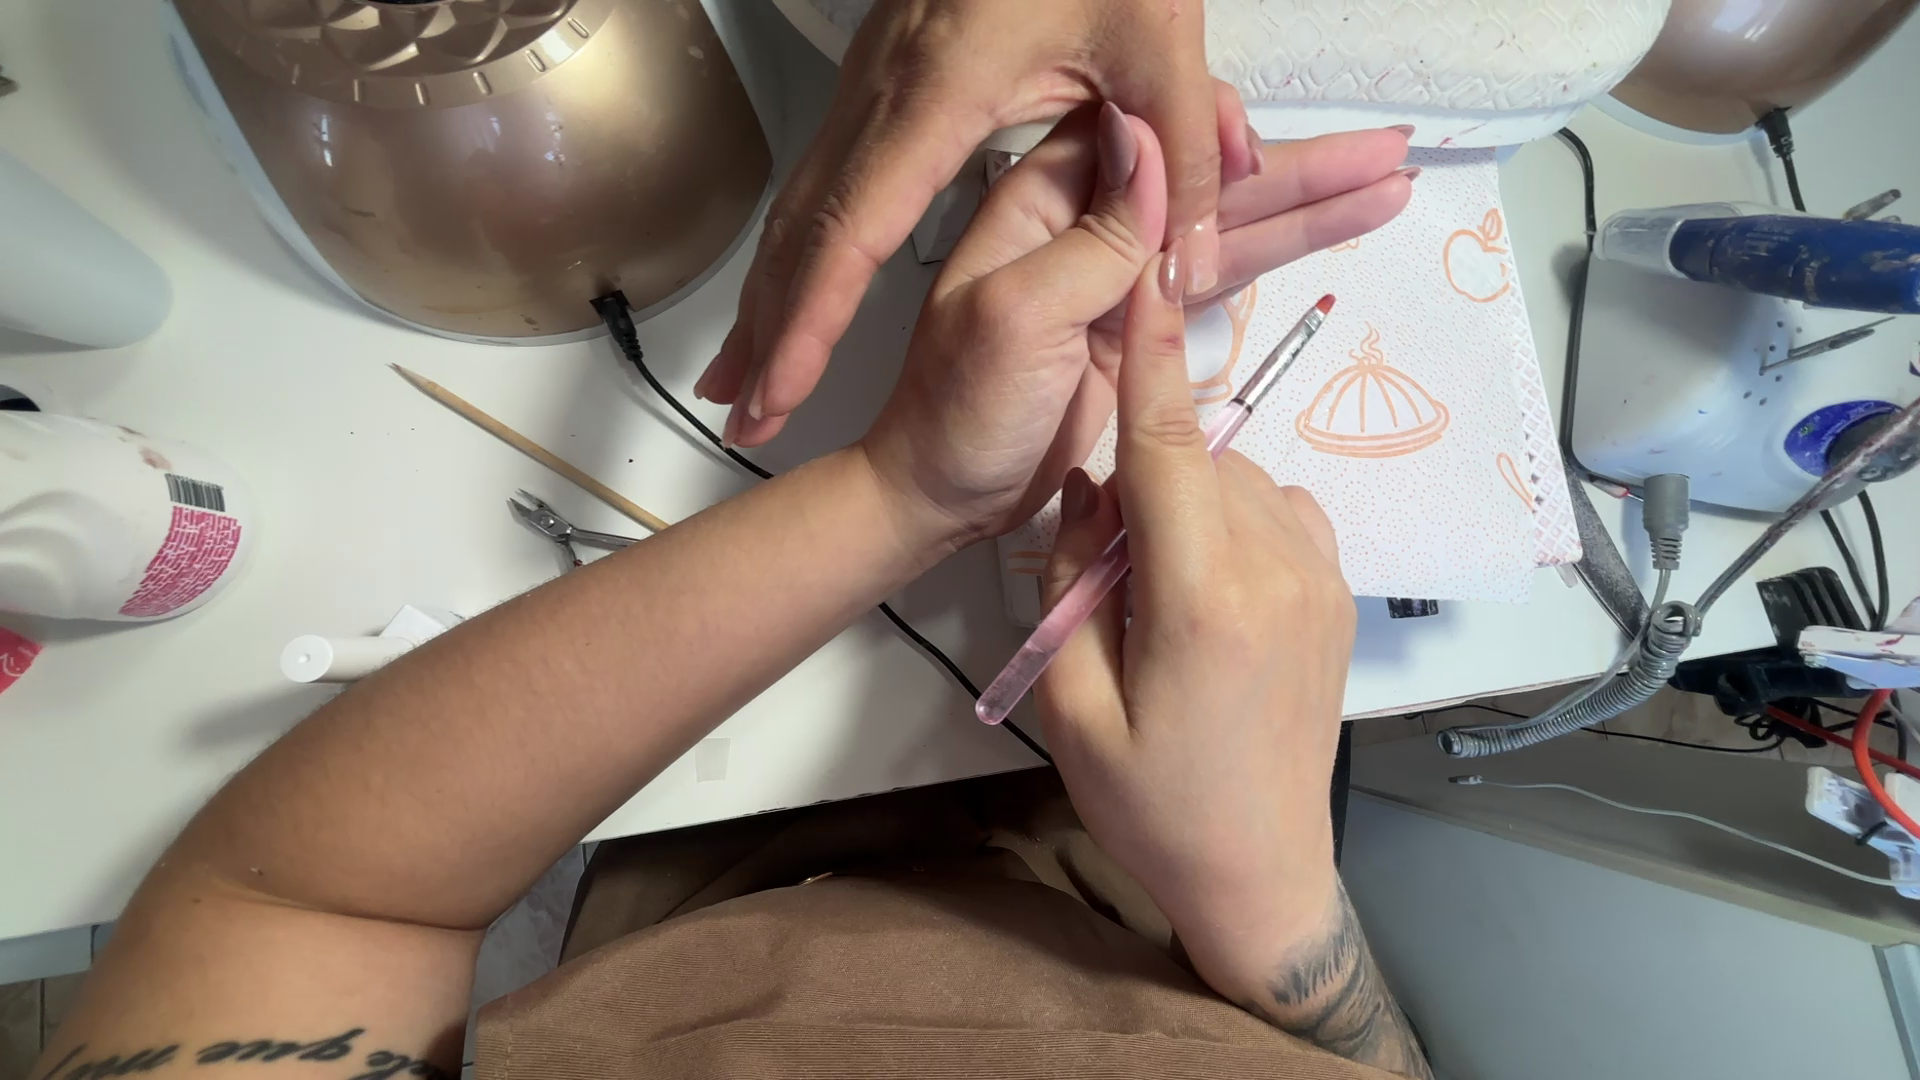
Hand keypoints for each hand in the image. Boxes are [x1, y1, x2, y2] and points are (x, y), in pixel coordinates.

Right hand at [699, 0, 1255, 447]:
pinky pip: (815, 191)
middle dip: (766, 331)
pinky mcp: (874, 96)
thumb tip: (1188, 268)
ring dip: (766, 300)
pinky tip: (788, 296)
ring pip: (794, 213)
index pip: (856, 231)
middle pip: (800, 233)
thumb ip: (1183, 156)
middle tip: (744, 407)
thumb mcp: (1158, 37)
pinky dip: (793, 259)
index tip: (779, 389)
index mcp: (939, 96)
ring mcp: (866, 94)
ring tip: (742, 373)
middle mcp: (880, 99)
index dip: (812, 321)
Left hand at [860, 109, 1413, 548]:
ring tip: (1385, 184)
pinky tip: (1318, 237)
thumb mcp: (1019, 316)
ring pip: (1214, 231)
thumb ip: (1092, 237)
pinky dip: (1262, 262)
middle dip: (1288, 167)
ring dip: (1297, 209)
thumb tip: (1147, 136)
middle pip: (1195, 181)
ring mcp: (1110, 283)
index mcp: (1039, 208)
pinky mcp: (1131, 332)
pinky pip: (1206, 284)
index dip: (1209, 131)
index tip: (1271, 146)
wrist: (947, 492)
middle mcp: (1080, 232)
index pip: (1139, 135)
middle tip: (1385, 153)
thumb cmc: (960, 411)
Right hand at [1035, 253, 1356, 976]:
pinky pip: (1274, 508)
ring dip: (1183, 496)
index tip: (1145, 268)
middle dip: (1141, 470)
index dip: (1153, 355)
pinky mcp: (1338, 590)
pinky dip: (1227, 513)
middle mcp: (1279, 568)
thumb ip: (1071, 579)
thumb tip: (1086, 485)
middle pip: (1198, 458)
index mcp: (1202, 599)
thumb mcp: (1072, 702)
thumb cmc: (1148, 798)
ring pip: (1236, 478)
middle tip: (1101, 546)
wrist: (1261, 871)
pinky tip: (1204, 581)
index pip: (1169, 448)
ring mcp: (1322, 575)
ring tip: (1151, 581)